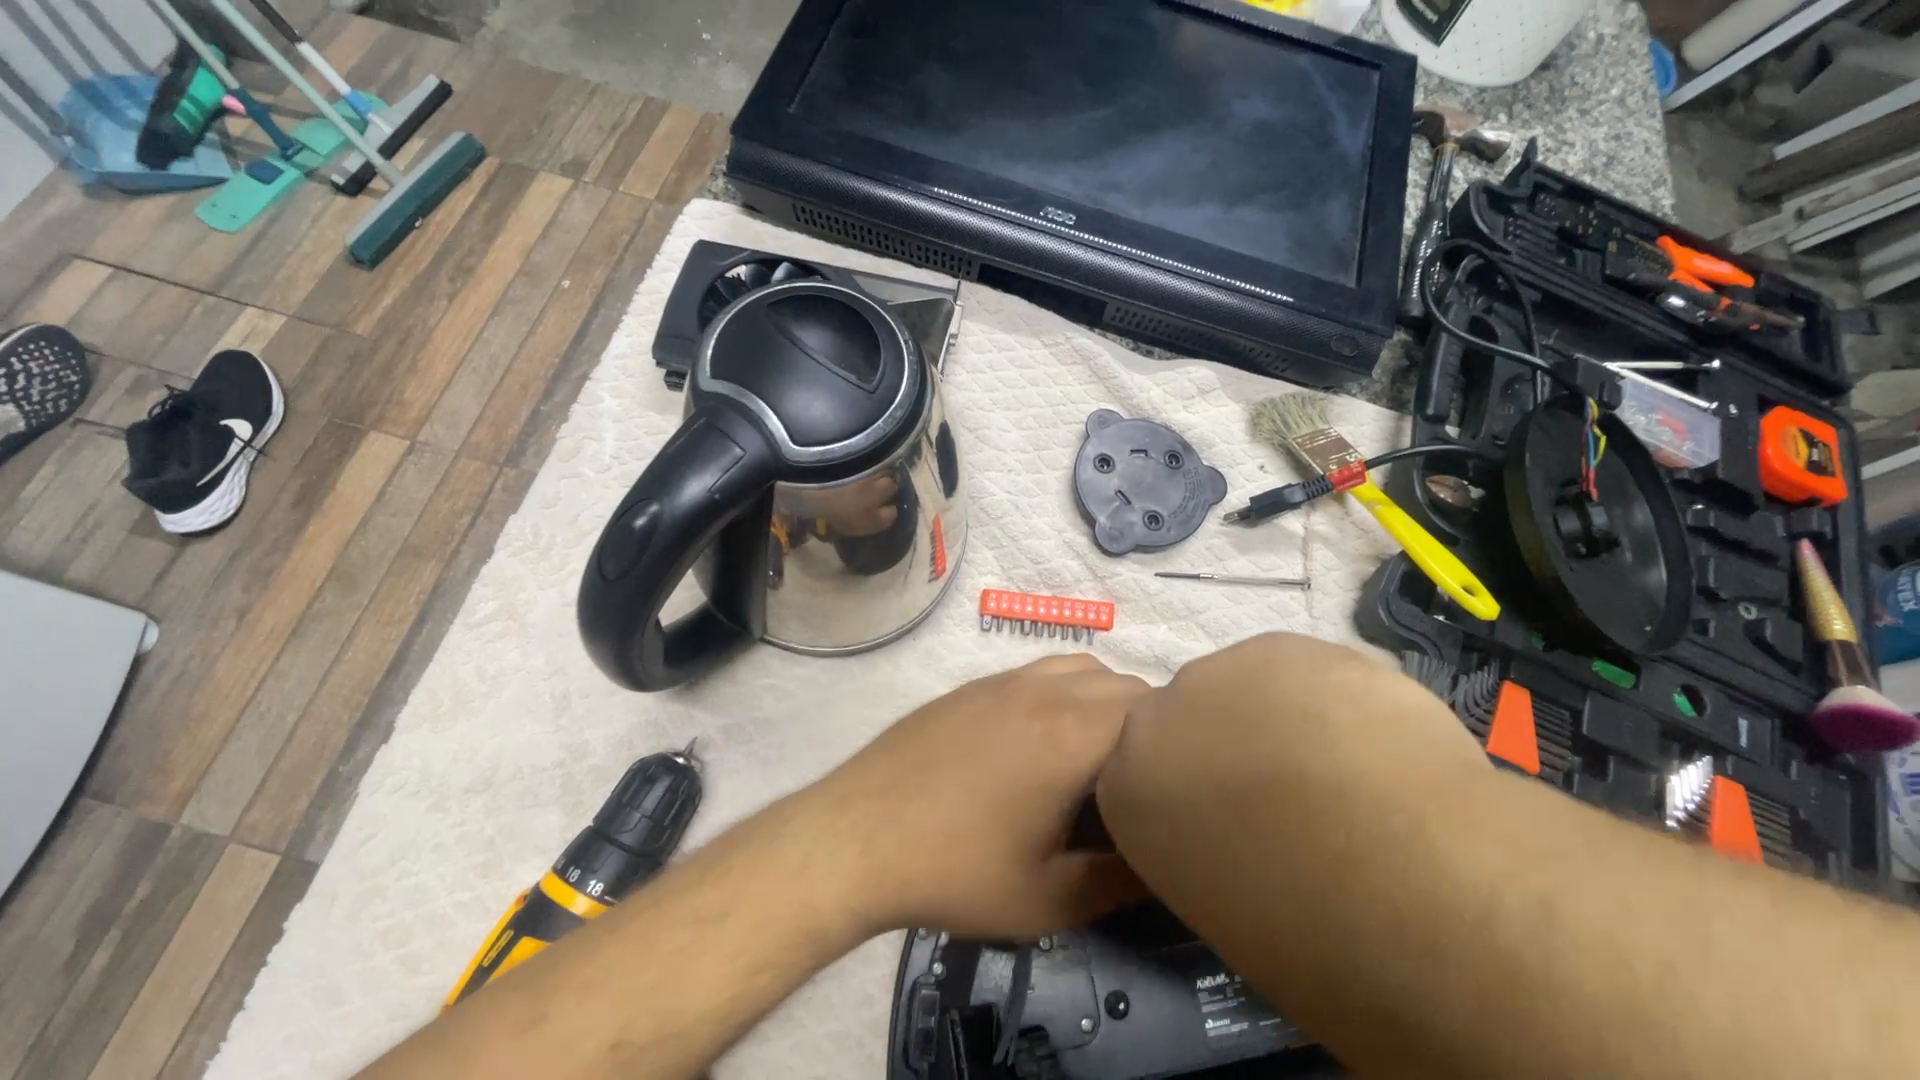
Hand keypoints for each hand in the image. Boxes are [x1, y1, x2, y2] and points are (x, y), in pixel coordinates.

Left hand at [804, 654, 1151, 939]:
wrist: (852, 840)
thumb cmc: (955, 872)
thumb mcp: (1050, 899)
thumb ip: (1121, 881)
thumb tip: (1168, 863)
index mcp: (1072, 733)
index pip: (1154, 710)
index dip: (1174, 745)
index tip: (1172, 787)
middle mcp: (1042, 691)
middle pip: (1121, 683)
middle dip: (1145, 724)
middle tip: (1139, 781)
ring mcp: (999, 682)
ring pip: (1078, 669)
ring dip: (1101, 701)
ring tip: (1093, 757)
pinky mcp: (967, 688)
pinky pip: (1035, 673)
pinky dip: (1058, 694)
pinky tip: (1037, 745)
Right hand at [1096, 633, 1486, 885]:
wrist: (1387, 866)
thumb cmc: (1295, 923)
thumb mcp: (1217, 906)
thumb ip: (1198, 850)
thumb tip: (1235, 834)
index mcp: (1124, 788)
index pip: (1147, 780)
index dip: (1197, 802)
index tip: (1240, 829)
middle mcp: (1153, 719)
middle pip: (1189, 723)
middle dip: (1229, 750)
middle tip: (1293, 801)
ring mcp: (1215, 672)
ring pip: (1243, 688)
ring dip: (1279, 719)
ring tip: (1341, 770)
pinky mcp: (1280, 644)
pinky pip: (1297, 671)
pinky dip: (1326, 698)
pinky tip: (1367, 739)